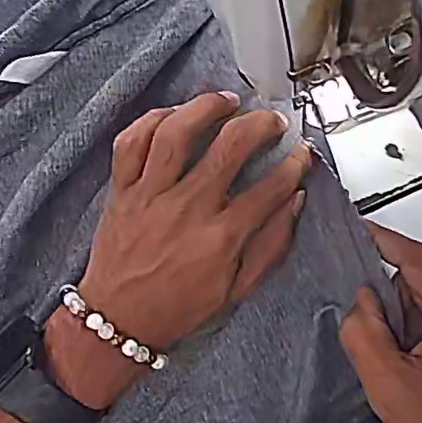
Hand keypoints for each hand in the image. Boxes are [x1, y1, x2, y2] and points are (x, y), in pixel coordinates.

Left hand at [42, 91, 313, 410]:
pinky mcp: (122, 190)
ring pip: (177, 132)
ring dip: (206, 108)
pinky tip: (173, 115)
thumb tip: (294, 203)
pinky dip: (152, 120)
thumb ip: (271, 246)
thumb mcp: (237, 289)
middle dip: (260, 125)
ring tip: (226, 102)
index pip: (270, 187)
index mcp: (220, 238)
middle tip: (271, 122)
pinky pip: (131, 142)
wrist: (120, 320)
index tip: (301, 154)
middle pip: (230, 146)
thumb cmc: (177, 307)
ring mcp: (150, 195)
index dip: (294, 165)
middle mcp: (186, 209)